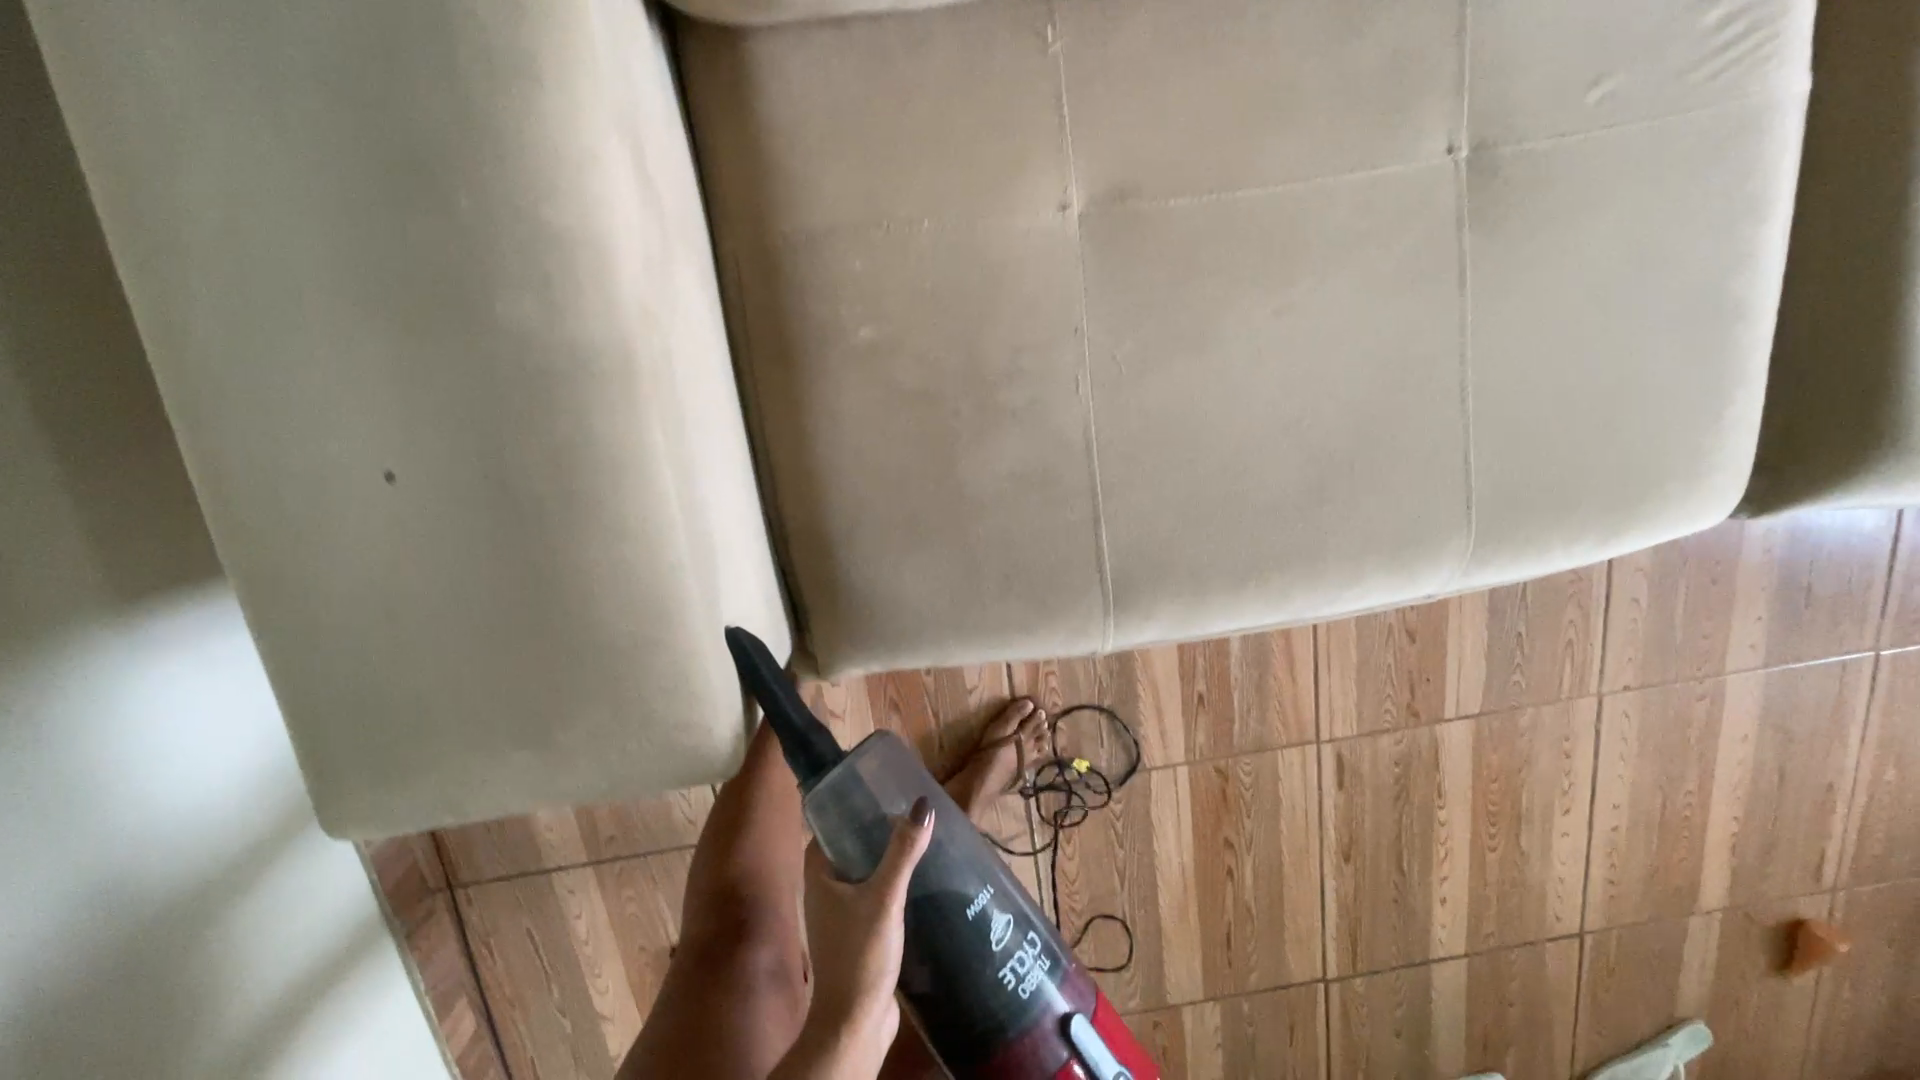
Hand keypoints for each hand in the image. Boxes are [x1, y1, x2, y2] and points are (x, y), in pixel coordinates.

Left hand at [773, 796, 933, 1079]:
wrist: (855, 1023)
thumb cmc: (860, 955)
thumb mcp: (884, 897)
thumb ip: (902, 852)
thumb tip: (922, 804)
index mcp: (819, 873)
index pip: (832, 824)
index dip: (854, 803)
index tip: (884, 786)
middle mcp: (826, 888)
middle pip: (853, 845)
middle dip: (880, 828)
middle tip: (914, 808)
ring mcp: (843, 913)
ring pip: (868, 871)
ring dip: (891, 857)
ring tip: (925, 837)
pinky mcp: (863, 933)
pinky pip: (879, 895)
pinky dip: (897, 884)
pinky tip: (925, 879)